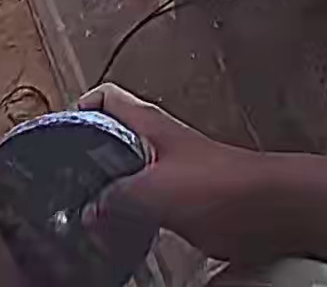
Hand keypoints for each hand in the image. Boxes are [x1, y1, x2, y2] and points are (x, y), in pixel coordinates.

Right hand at [78, 84, 277, 262]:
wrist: (268, 208)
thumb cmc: (218, 186)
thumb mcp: (157, 191)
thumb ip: (118, 198)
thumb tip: (87, 209)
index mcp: (149, 124)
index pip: (106, 97)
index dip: (80, 108)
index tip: (58, 138)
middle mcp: (157, 138)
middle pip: (111, 132)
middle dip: (85, 152)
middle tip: (61, 182)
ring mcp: (170, 164)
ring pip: (125, 165)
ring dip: (104, 184)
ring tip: (80, 210)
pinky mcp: (182, 193)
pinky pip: (142, 193)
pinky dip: (124, 206)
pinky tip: (115, 230)